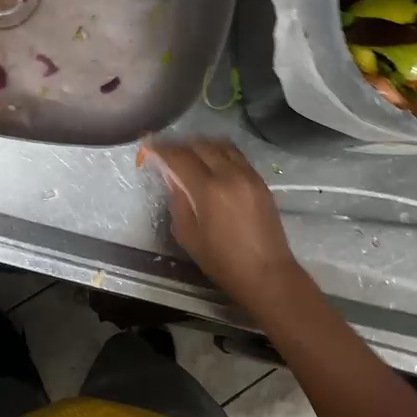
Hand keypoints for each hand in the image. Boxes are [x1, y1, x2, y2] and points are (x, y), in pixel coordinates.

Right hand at [144, 138, 302, 302]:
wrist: (267, 272)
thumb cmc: (222, 260)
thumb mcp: (188, 235)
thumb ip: (178, 201)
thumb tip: (171, 177)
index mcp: (209, 189)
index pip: (180, 157)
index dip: (161, 149)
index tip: (149, 145)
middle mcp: (230, 174)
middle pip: (201, 145)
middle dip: (180, 144)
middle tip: (166, 150)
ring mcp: (249, 175)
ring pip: (222, 145)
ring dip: (202, 144)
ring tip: (189, 152)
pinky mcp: (260, 181)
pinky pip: (237, 155)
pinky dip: (220, 152)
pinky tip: (213, 161)